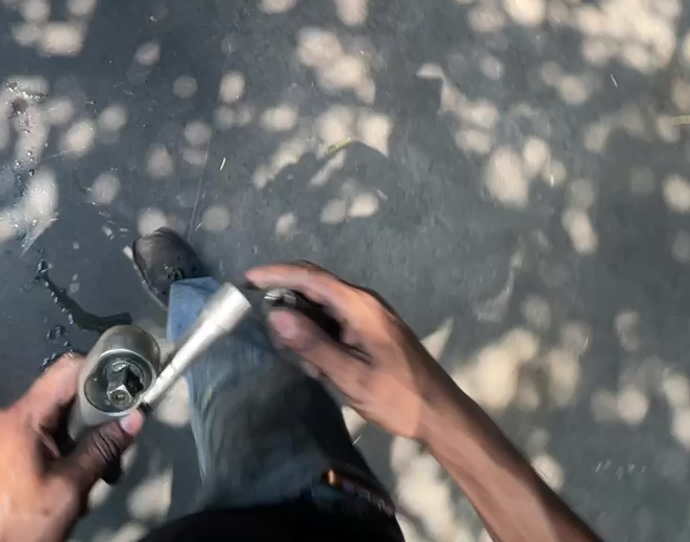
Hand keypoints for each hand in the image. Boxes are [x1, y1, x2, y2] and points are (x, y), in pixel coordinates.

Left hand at [0, 354, 143, 541]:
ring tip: (95, 472)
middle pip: (60, 395)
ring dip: (77, 438)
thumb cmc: (15, 530)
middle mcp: (7, 418)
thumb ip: (101, 450)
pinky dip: (58, 450)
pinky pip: (34, 438)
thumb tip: (134, 418)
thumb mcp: (67, 491)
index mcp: (22, 417)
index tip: (124, 389)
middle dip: (92, 416)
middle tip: (114, 443)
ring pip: (50, 420)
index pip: (68, 368)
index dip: (100, 371)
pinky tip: (69, 481)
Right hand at [246, 261, 462, 442]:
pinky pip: (334, 316)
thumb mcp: (351, 376)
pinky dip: (317, 331)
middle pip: (314, 283)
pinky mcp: (369, 327)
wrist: (441, 415)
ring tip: (293, 351)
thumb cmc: (397, 397)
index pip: (310, 277)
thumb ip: (313, 344)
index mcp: (359, 305)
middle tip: (261, 316)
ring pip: (322, 302)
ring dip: (302, 320)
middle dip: (285, 294)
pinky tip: (314, 358)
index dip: (276, 274)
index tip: (247, 279)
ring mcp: (367, 313)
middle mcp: (362, 300)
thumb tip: (276, 314)